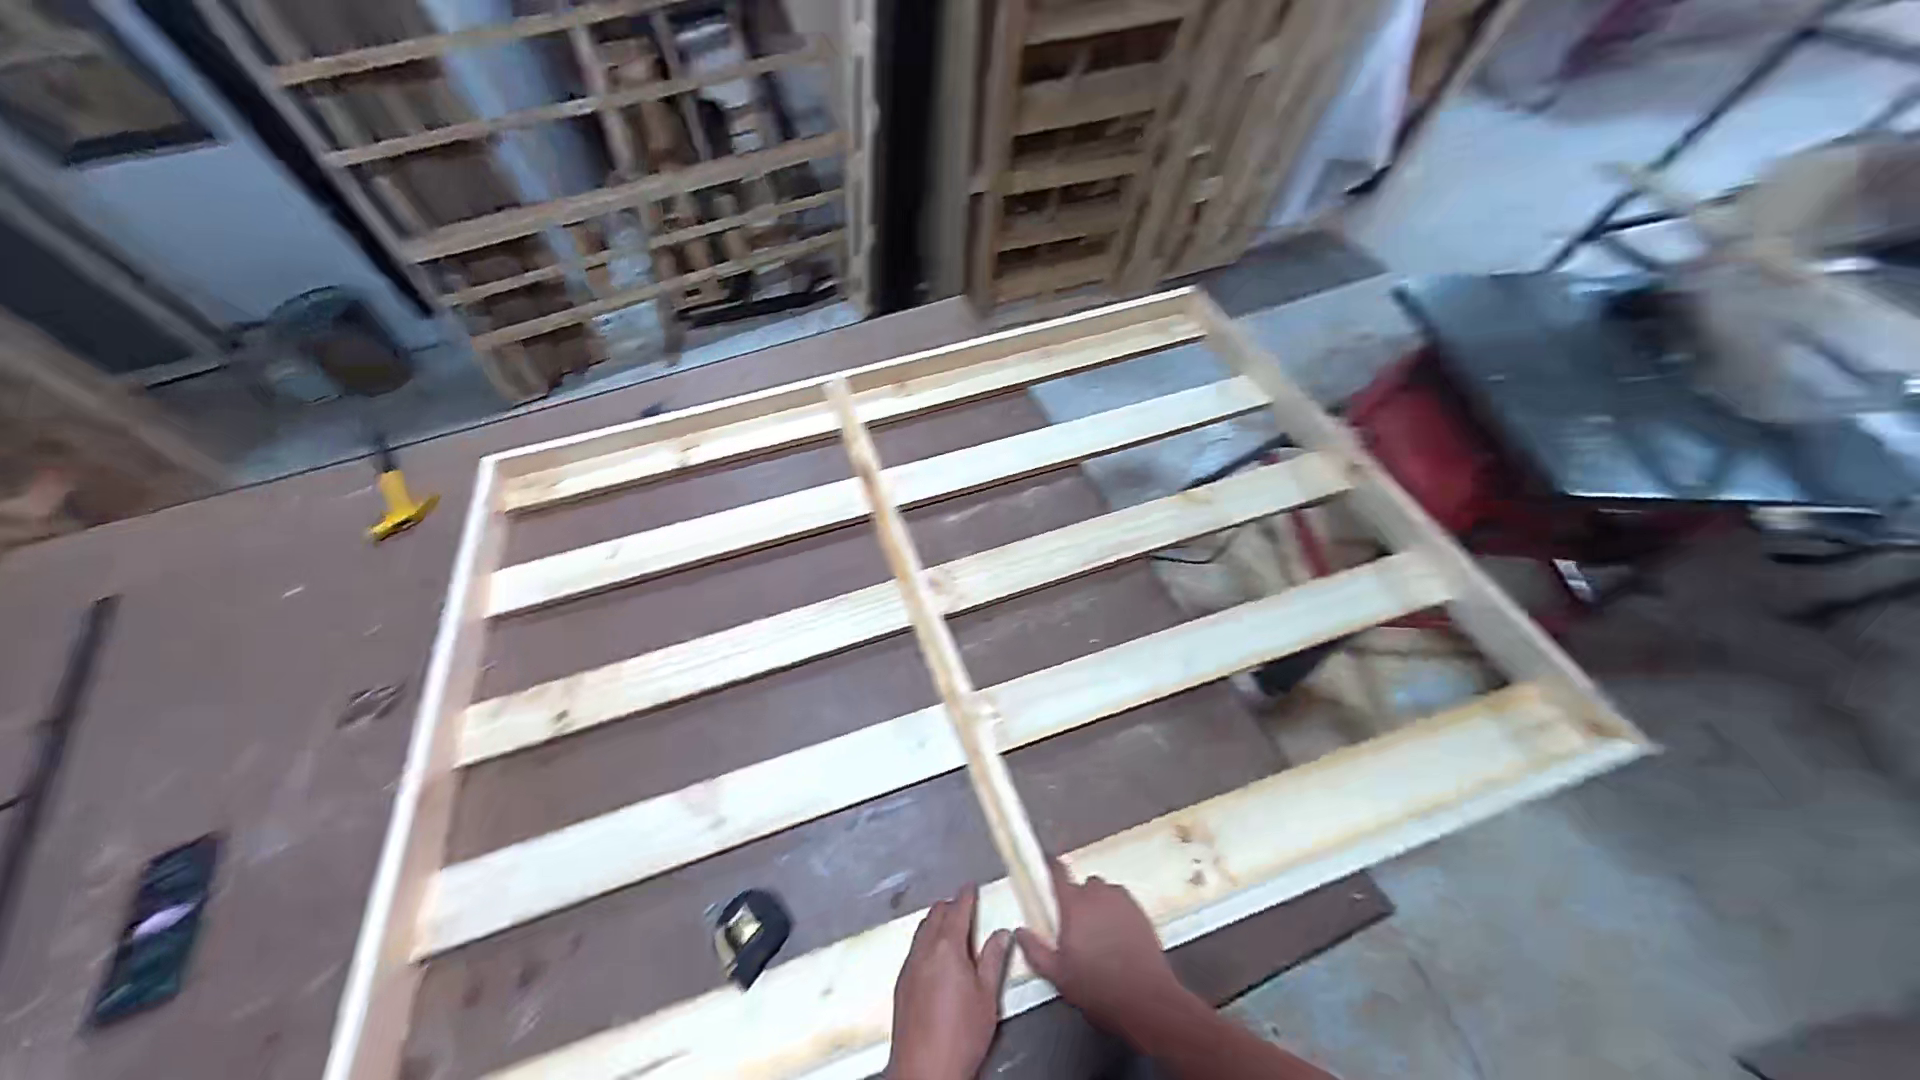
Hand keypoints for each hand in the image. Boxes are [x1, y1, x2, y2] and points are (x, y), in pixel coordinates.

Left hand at [887, 885, 1013, 1079]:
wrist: (924, 1071)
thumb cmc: (961, 1035)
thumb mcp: (987, 997)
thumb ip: (993, 960)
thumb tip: (1002, 935)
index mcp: (947, 947)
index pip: (957, 910)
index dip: (966, 896)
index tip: (970, 887)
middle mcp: (924, 950)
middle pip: (935, 915)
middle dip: (950, 907)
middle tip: (965, 908)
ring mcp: (909, 967)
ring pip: (922, 931)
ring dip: (936, 923)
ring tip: (951, 928)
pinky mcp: (901, 984)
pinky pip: (914, 949)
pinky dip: (926, 940)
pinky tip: (935, 955)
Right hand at [1014, 861, 1189, 1034]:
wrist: (1146, 1000)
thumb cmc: (1097, 987)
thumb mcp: (1058, 975)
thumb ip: (1035, 951)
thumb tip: (1020, 931)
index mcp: (1074, 904)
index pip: (1059, 872)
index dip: (1051, 866)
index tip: (1047, 866)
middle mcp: (1097, 894)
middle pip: (1083, 884)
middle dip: (1078, 898)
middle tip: (1076, 925)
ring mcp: (1122, 901)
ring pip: (1104, 892)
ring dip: (1098, 903)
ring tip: (1099, 932)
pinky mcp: (1141, 912)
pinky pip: (1122, 902)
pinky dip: (1116, 912)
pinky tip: (1118, 937)